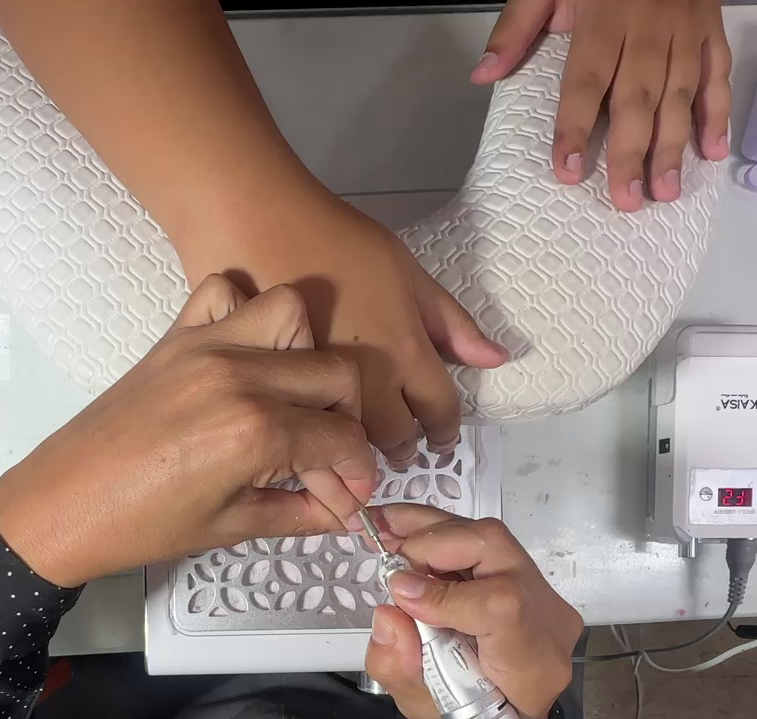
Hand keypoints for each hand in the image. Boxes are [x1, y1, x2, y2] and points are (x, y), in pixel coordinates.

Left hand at [0, 276, 377, 586]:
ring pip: (293, 313)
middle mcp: (237, 374)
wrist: (64, 504)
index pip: (342, 437)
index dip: (359, 470)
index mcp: (253, 432)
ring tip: (295, 400)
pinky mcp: (175, 336)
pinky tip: (245, 358)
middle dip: (350, 418)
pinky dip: (246, 312)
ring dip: (310, 354)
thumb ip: (301, 512)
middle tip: (330, 454)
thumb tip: (346, 511)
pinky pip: (224, 291)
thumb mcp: (231, 527)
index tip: (352, 492)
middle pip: (337, 372)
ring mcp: (204, 345)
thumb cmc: (142, 526)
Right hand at [180, 193, 507, 465]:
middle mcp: (367, 382)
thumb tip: (496, 360)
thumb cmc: (339, 242)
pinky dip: (322, 438)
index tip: (444, 440)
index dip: (447, 431)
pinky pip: (308, 431)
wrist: (260, 229)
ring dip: (364, 449)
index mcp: (405, 351)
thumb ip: (450, 321)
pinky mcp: (279, 393)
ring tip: (366, 448)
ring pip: (350, 443)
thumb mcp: (408, 271)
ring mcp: (319, 391)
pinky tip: (323, 433)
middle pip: (396, 437)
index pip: (440, 410)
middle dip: (405, 448)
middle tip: (405, 451)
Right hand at [363, 505, 583, 718]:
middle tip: (392, 565)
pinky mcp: (524, 575)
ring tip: (385, 532)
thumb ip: (399, 667)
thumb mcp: (422, 712)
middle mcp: (547, 620)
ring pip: (488, 535)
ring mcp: (541, 592)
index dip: (443, 593)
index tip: (399, 595)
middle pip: (496, 550)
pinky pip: (483, 539)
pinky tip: (403, 531)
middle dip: (432, 546)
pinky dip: (438, 531)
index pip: (501, 605)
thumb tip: (388, 614)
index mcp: (531, 666)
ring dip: (429, 530)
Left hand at [471, 0, 732, 211]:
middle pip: (638, 99)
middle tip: (626, 201)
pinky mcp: (710, 23)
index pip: (585, 84)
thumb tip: (484, 74)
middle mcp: (648, 27)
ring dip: (675, 146)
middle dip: (632, 153)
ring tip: (665, 192)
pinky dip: (719, 112)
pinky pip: (717, 71)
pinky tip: (711, 152)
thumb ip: (517, 26)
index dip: (575, 129)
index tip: (568, 172)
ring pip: (681, 93)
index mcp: (604, 18)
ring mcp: (685, 27)